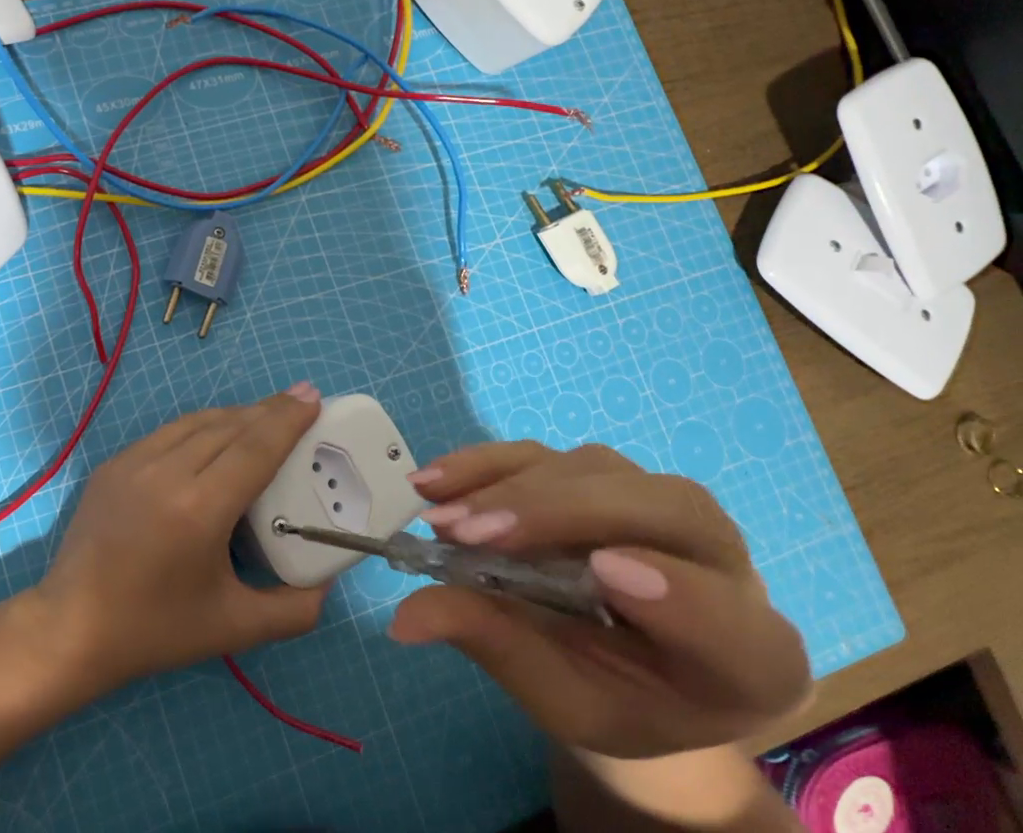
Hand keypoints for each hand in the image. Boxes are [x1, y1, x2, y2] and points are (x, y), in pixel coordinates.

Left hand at [29, 383, 331, 691]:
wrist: (73, 627)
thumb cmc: (156, 629)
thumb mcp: (235, 627)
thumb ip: (293, 608)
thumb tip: (327, 581)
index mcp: (199, 508)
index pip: (254, 448)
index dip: (286, 420)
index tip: (312, 397)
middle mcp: (165, 473)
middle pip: (226, 427)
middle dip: (266, 412)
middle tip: (299, 403)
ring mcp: (131, 464)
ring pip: (192, 424)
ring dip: (232, 415)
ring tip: (262, 415)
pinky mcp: (110, 467)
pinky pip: (164, 435)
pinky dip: (197, 428)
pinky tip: (211, 437)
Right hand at [389, 441, 811, 759]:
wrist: (628, 671)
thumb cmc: (611, 700)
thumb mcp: (561, 699)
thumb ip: (498, 649)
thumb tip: (404, 619)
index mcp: (749, 654)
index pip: (728, 615)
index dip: (676, 592)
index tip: (601, 573)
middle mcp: (723, 562)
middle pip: (661, 508)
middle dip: (560, 513)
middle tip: (471, 534)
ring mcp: (662, 506)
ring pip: (598, 469)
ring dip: (512, 487)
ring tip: (439, 518)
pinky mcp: (603, 477)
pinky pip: (550, 454)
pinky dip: (488, 463)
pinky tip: (435, 481)